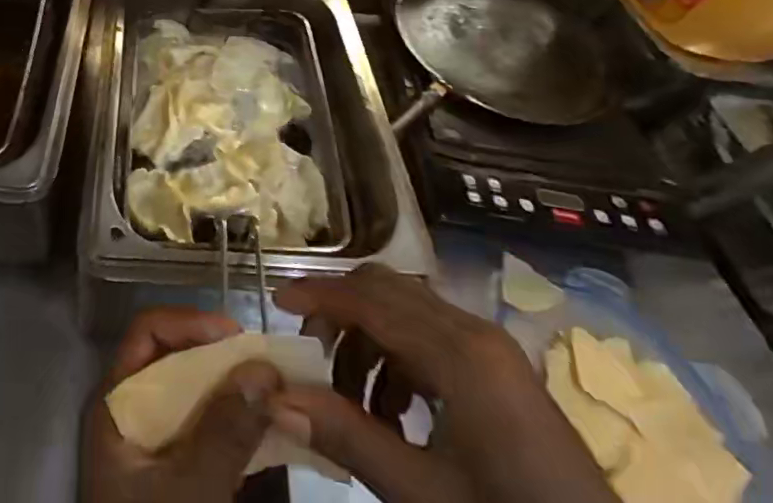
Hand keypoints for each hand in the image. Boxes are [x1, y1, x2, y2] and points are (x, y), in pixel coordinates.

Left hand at [82, 308, 283, 502]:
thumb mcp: (190, 490)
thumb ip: (226, 430)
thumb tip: (264, 368)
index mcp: (118, 403)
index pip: (148, 332)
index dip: (190, 322)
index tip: (237, 336)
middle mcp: (133, 411)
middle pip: (175, 357)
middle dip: (223, 356)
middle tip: (267, 364)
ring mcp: (153, 440)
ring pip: (195, 392)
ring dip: (236, 388)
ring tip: (276, 392)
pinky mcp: (174, 467)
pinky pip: (207, 426)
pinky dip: (237, 421)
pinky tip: (270, 430)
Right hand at [270, 264, 617, 502]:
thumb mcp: (423, 493)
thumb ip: (348, 438)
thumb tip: (277, 399)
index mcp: (459, 353)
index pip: (372, 299)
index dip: (320, 294)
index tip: (275, 303)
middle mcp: (473, 331)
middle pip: (388, 291)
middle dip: (340, 313)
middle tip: (309, 357)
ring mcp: (490, 346)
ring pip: (407, 313)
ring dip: (368, 343)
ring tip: (350, 405)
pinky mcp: (497, 366)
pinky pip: (431, 338)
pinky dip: (397, 360)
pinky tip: (392, 415)